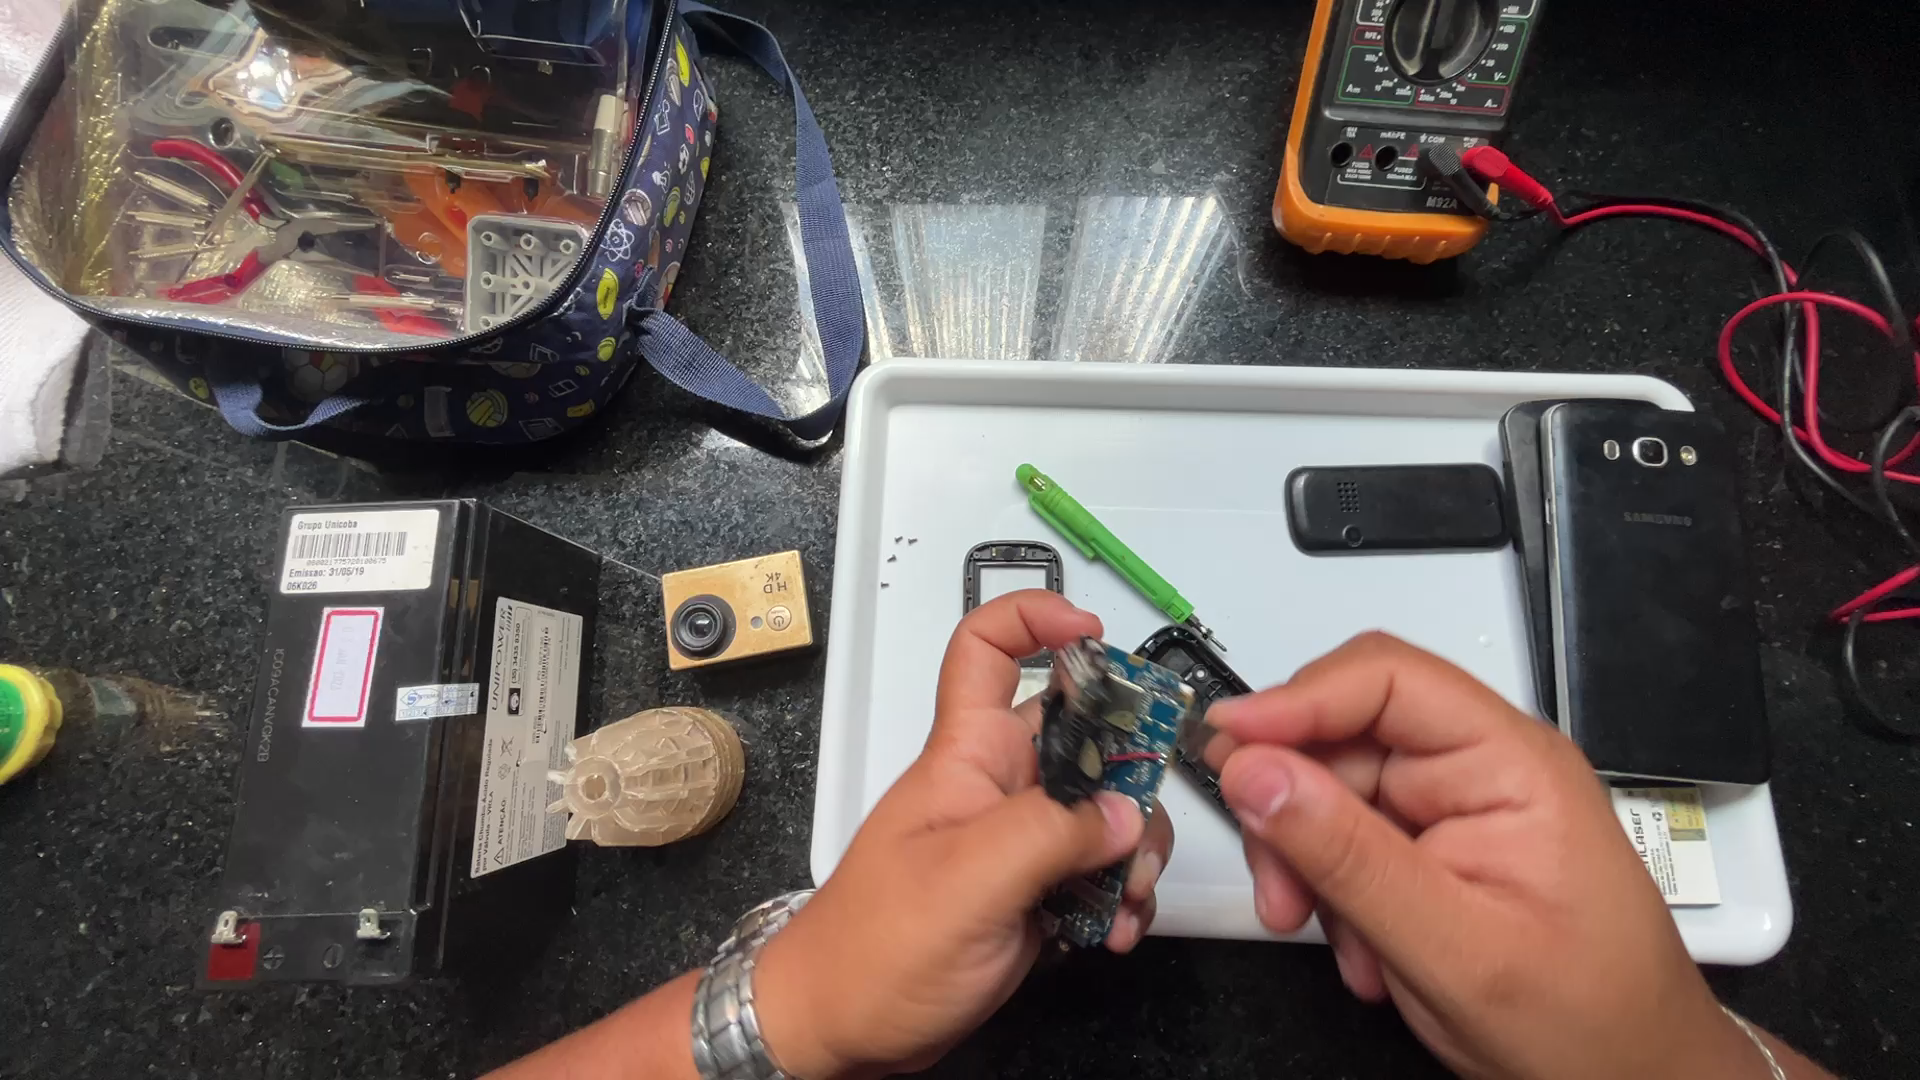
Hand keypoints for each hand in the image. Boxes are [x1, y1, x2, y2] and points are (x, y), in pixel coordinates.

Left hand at [752, 591, 1174, 1078]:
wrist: (846, 1032)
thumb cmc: (874, 946)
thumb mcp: (964, 880)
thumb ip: (1048, 835)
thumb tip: (1123, 812)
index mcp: (968, 751)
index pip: (984, 648)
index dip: (1033, 619)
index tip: (1091, 631)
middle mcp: (1001, 781)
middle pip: (1079, 728)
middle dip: (1127, 762)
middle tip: (1141, 812)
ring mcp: (1021, 834)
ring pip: (1101, 802)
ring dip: (1131, 844)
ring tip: (1127, 893)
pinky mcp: (1036, 884)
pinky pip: (1098, 864)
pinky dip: (1120, 891)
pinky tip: (1114, 928)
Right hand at [1210, 632, 1766, 1079]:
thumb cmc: (1587, 1031)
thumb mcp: (1457, 952)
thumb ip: (1348, 857)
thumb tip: (1251, 773)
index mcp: (1508, 762)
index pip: (1386, 678)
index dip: (1299, 698)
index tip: (1231, 738)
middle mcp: (1467, 761)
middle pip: (1335, 731)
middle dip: (1287, 799)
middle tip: (1268, 871)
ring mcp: (1435, 795)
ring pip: (1317, 780)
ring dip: (1293, 848)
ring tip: (1304, 918)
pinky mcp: (1409, 829)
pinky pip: (1326, 822)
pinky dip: (1312, 873)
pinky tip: (1344, 935)